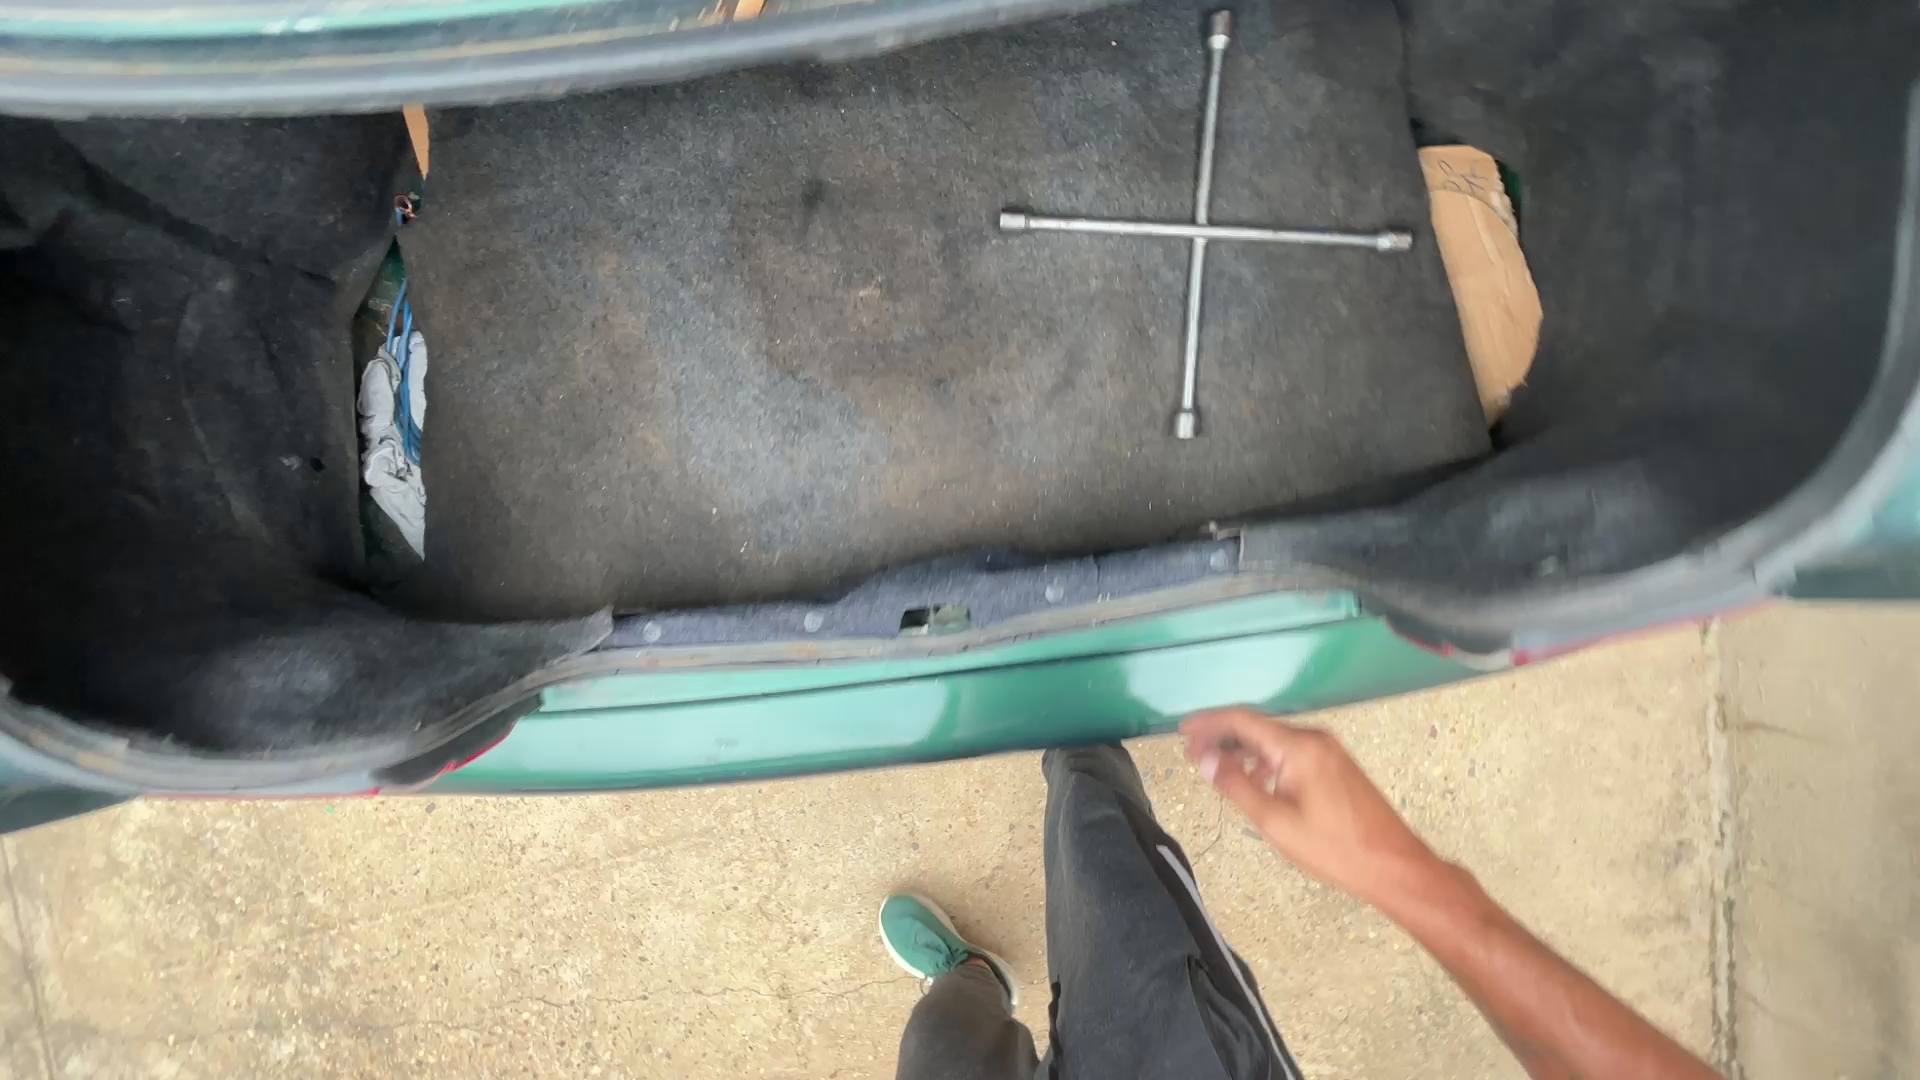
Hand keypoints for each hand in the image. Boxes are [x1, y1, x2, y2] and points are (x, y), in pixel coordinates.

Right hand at [1180, 706, 1443, 904]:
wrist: (1396, 867)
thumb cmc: (1334, 849)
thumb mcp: (1276, 822)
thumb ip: (1236, 785)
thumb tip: (1204, 758)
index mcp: (1298, 747)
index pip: (1242, 720)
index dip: (1208, 722)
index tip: (1182, 731)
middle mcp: (1313, 738)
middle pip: (1256, 725)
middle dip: (1221, 735)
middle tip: (1192, 751)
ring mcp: (1327, 749)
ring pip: (1272, 738)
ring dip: (1241, 747)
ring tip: (1215, 765)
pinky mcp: (1335, 763)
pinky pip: (1289, 750)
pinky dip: (1263, 758)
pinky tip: (1253, 778)